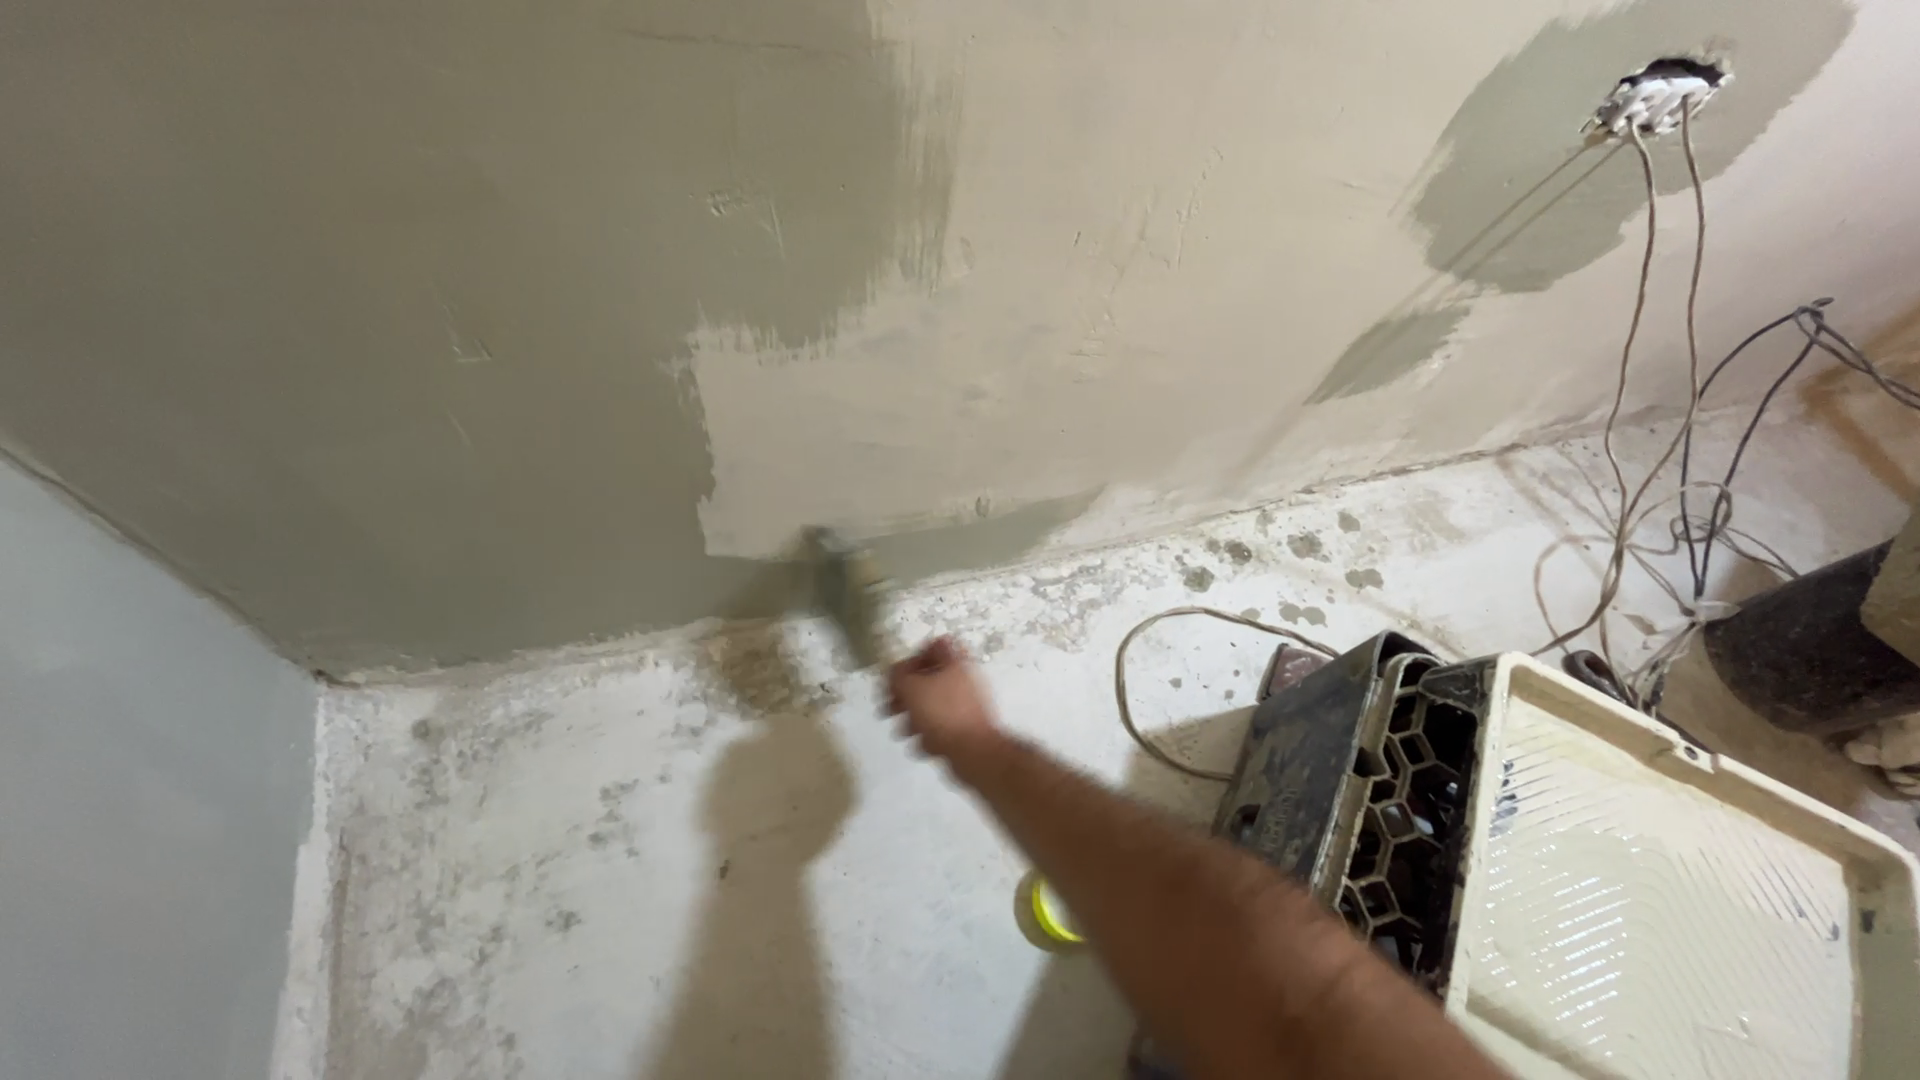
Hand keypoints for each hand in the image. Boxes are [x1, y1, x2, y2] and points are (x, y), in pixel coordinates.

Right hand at [886, 637, 1000, 760]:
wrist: (974, 752)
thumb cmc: (941, 714)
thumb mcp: (910, 688)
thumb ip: (897, 675)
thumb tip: (895, 672)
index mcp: (956, 661)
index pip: (934, 645)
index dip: (913, 658)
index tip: (898, 677)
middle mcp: (966, 678)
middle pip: (929, 678)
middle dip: (906, 695)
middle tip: (890, 708)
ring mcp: (969, 704)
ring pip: (933, 704)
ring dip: (914, 717)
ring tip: (904, 732)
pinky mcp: (968, 727)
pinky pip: (943, 724)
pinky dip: (930, 732)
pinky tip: (924, 745)